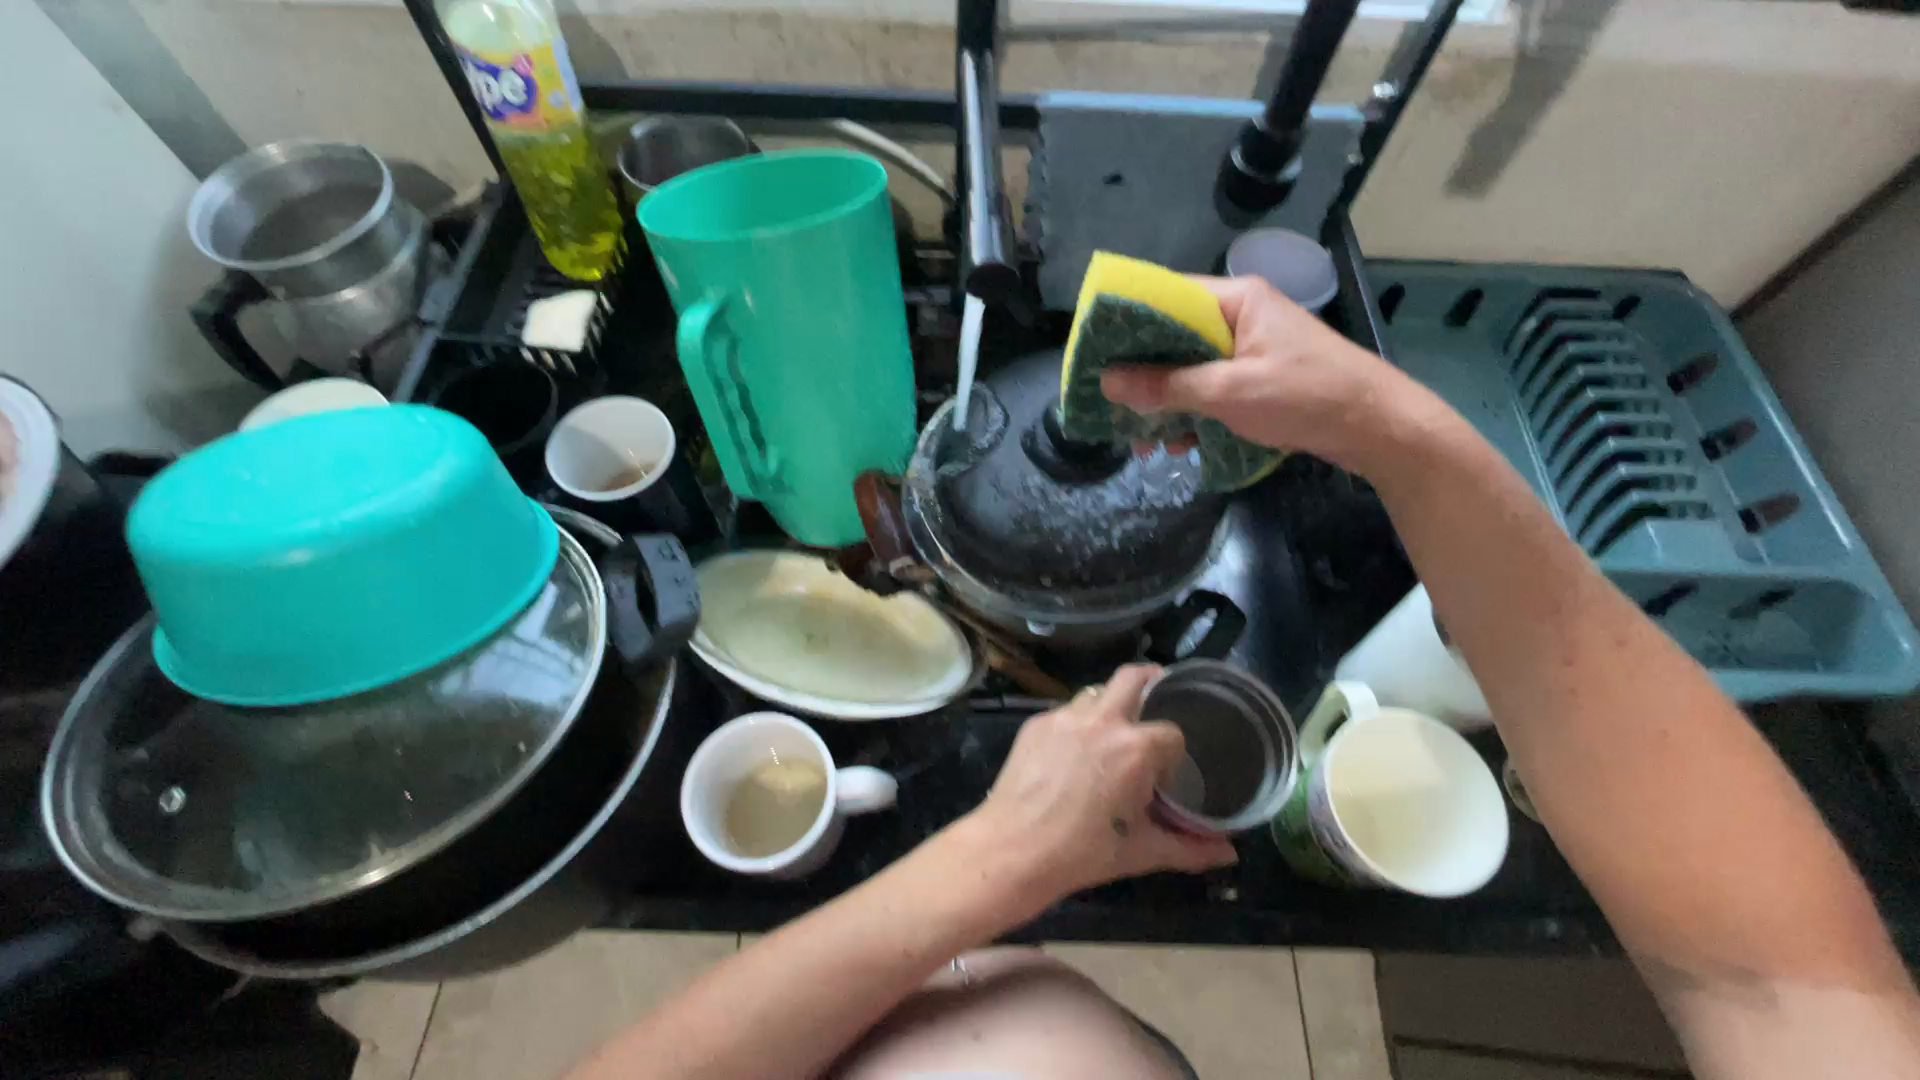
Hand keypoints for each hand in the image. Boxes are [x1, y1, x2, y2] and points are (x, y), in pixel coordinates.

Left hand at [963, 665, 1238, 906]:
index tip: (1166, 772)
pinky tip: (1075, 751)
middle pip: (1133, 677)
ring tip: (1112, 732)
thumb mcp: (1143, 852)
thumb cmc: (1083, 854)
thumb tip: (1229, 853)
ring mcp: (1064, 717)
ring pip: (1096, 692)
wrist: (1013, 851)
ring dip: (1110, 705)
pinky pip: (1066, 711)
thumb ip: (1190, 848)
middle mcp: (1102, 721)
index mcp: (1135, 748)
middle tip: (1158, 699)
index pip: (1172, 731)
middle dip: (1151, 681)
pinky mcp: (1035, 722)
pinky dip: (1078, 723)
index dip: (1174, 751)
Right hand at [1100, 275, 1447, 477]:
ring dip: (1166, 405)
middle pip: (1173, 338)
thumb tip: (1109, 381)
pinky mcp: (1258, 380)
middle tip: (1113, 406)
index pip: (1166, 297)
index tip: (1095, 355)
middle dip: (1143, 376)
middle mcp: (1240, 317)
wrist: (1377, 427)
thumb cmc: (1305, 396)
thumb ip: (1168, 386)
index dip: (1126, 324)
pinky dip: (1192, 415)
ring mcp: (1250, 350)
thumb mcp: (1229, 392)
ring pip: (1189, 370)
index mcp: (1235, 300)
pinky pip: (1210, 390)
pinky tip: (1180, 446)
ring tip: (1144, 441)